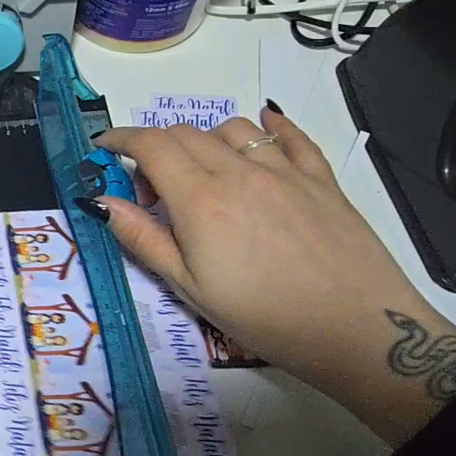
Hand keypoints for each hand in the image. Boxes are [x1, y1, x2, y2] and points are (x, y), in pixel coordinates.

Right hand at [93, 105, 455, 444]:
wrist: (354, 329)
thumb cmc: (260, 315)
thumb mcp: (186, 286)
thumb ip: (142, 237)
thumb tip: (101, 201)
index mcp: (200, 200)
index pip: (150, 146)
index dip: (120, 138)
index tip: (105, 147)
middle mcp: (239, 173)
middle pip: (185, 134)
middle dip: (154, 149)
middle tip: (150, 192)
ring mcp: (285, 172)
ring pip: (232, 129)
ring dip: (203, 140)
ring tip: (202, 175)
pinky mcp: (321, 180)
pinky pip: (292, 136)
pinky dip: (269, 126)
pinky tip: (263, 127)